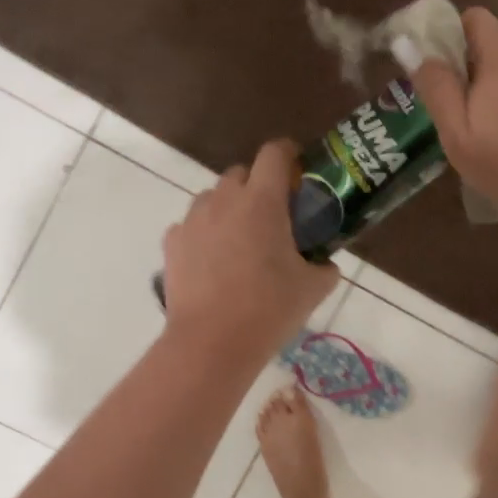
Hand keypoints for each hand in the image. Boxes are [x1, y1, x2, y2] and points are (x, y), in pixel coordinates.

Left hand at [161, 140, 340, 360]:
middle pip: (241, 173)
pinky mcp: (172, 244)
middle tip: (273, 217)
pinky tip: (213, 263)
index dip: (288, 154)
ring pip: (213, 198)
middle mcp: (224, 200)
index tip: (298, 170)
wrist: (212, 343)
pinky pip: (191, 227)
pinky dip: (204, 236)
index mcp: (263, 202)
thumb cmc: (269, 310)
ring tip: (240, 242)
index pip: (274, 154)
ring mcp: (193, 220)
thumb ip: (324, 267)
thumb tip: (326, 264)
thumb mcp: (312, 289)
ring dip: (228, 209)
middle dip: (257, 186)